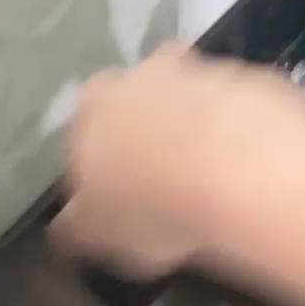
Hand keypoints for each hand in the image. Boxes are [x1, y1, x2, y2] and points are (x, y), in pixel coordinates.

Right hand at [53, 42, 304, 278]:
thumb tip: (62, 228)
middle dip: (141, 134)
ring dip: (187, 126)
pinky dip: (229, 127)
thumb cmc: (150, 209)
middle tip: (160, 181)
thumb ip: (77, 227)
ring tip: (205, 176)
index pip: (80, 139)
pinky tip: (242, 165)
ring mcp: (189, 69)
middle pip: (130, 106)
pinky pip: (227, 104)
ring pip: (180, 97)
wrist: (234, 170)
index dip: (97, 169)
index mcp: (85, 117)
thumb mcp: (99, 236)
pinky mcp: (242, 75)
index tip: (115, 197)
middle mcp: (131, 79)